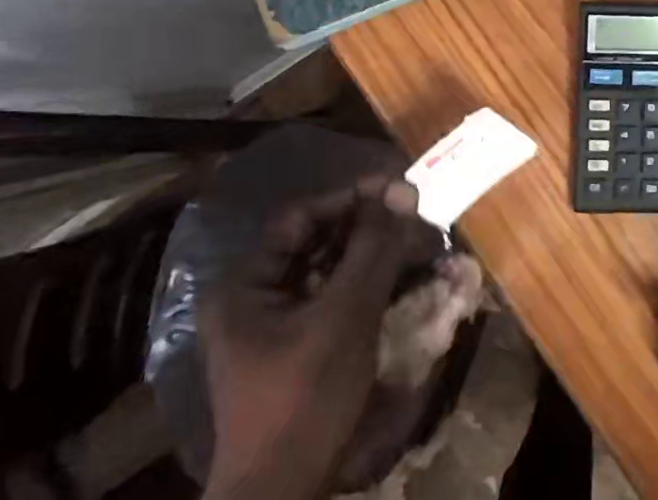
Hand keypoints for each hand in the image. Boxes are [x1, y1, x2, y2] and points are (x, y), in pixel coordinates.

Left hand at [199, 178, 425, 499]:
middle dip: (364, 224)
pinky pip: (335, 295)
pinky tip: (399, 275)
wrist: (284, 490)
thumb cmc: (305, 395)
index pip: (301, 219)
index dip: (350, 198)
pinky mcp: (299, 346)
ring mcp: (275, 324)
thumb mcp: (345, 315)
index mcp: (245, 285)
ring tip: (412, 237)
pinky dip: (366, 281)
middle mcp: (254, 297)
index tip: (397, 188)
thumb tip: (403, 189)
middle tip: (410, 211)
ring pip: (328, 268)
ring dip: (370, 251)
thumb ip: (373, 250)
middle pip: (315, 242)